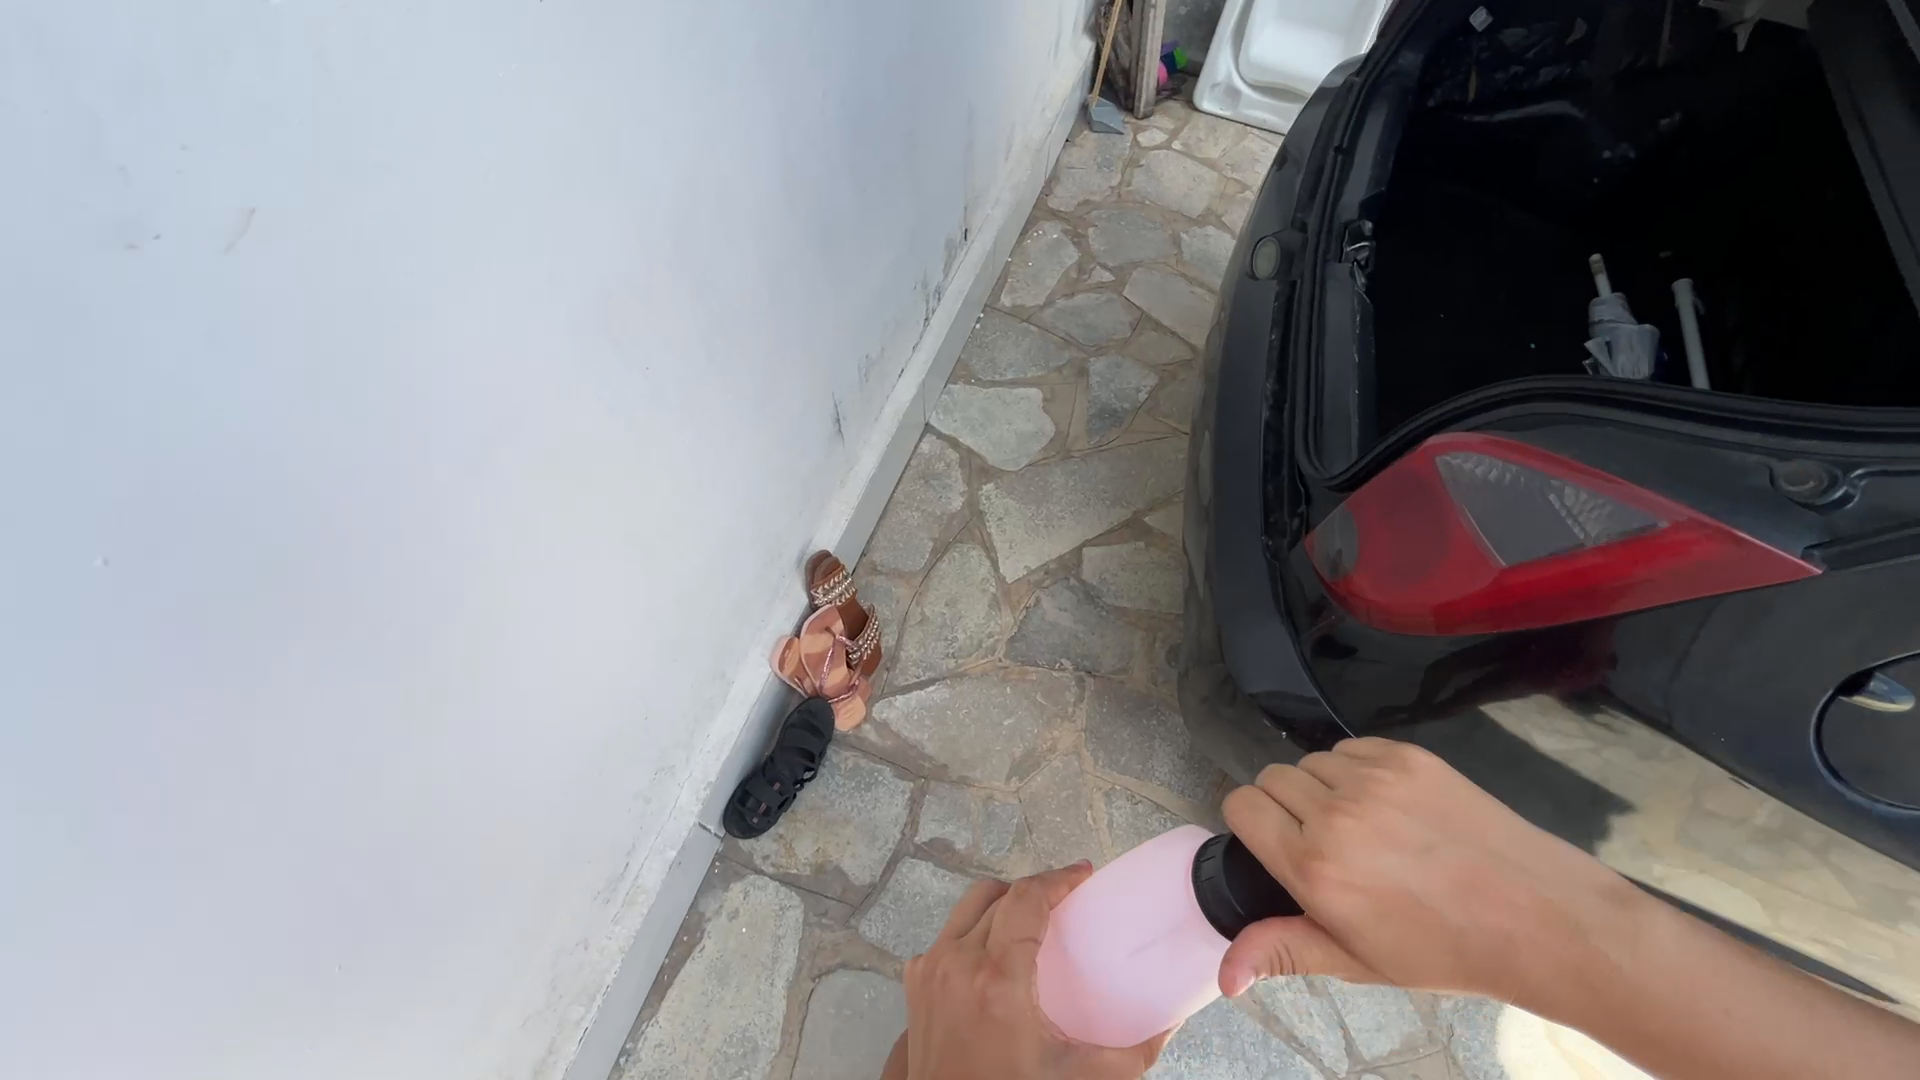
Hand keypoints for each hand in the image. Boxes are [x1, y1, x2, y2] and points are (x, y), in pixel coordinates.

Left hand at [900, 862, 1170, 1079]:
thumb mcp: (1079, 1078)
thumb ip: (1131, 1052)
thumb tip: (1168, 1024)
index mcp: (998, 978)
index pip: (1027, 898)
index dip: (1057, 878)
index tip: (1083, 874)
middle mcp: (958, 961)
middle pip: (1000, 895)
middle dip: (1036, 890)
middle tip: (1065, 900)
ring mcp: (931, 968)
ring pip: (969, 906)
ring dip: (1003, 903)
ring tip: (1032, 918)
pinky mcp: (916, 981)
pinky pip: (948, 935)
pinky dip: (973, 930)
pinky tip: (995, 949)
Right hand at [1218, 737, 1639, 1010]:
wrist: (1542, 919)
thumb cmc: (1444, 949)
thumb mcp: (1359, 961)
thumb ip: (1284, 950)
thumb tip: (1223, 975)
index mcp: (1314, 867)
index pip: (1241, 805)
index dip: (1251, 821)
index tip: (1275, 841)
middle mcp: (1334, 815)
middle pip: (1271, 778)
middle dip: (1285, 804)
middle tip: (1325, 839)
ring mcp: (1373, 780)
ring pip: (1310, 761)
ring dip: (1321, 786)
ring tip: (1361, 821)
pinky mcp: (1406, 757)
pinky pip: (1350, 748)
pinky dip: (1357, 769)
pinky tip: (1389, 803)